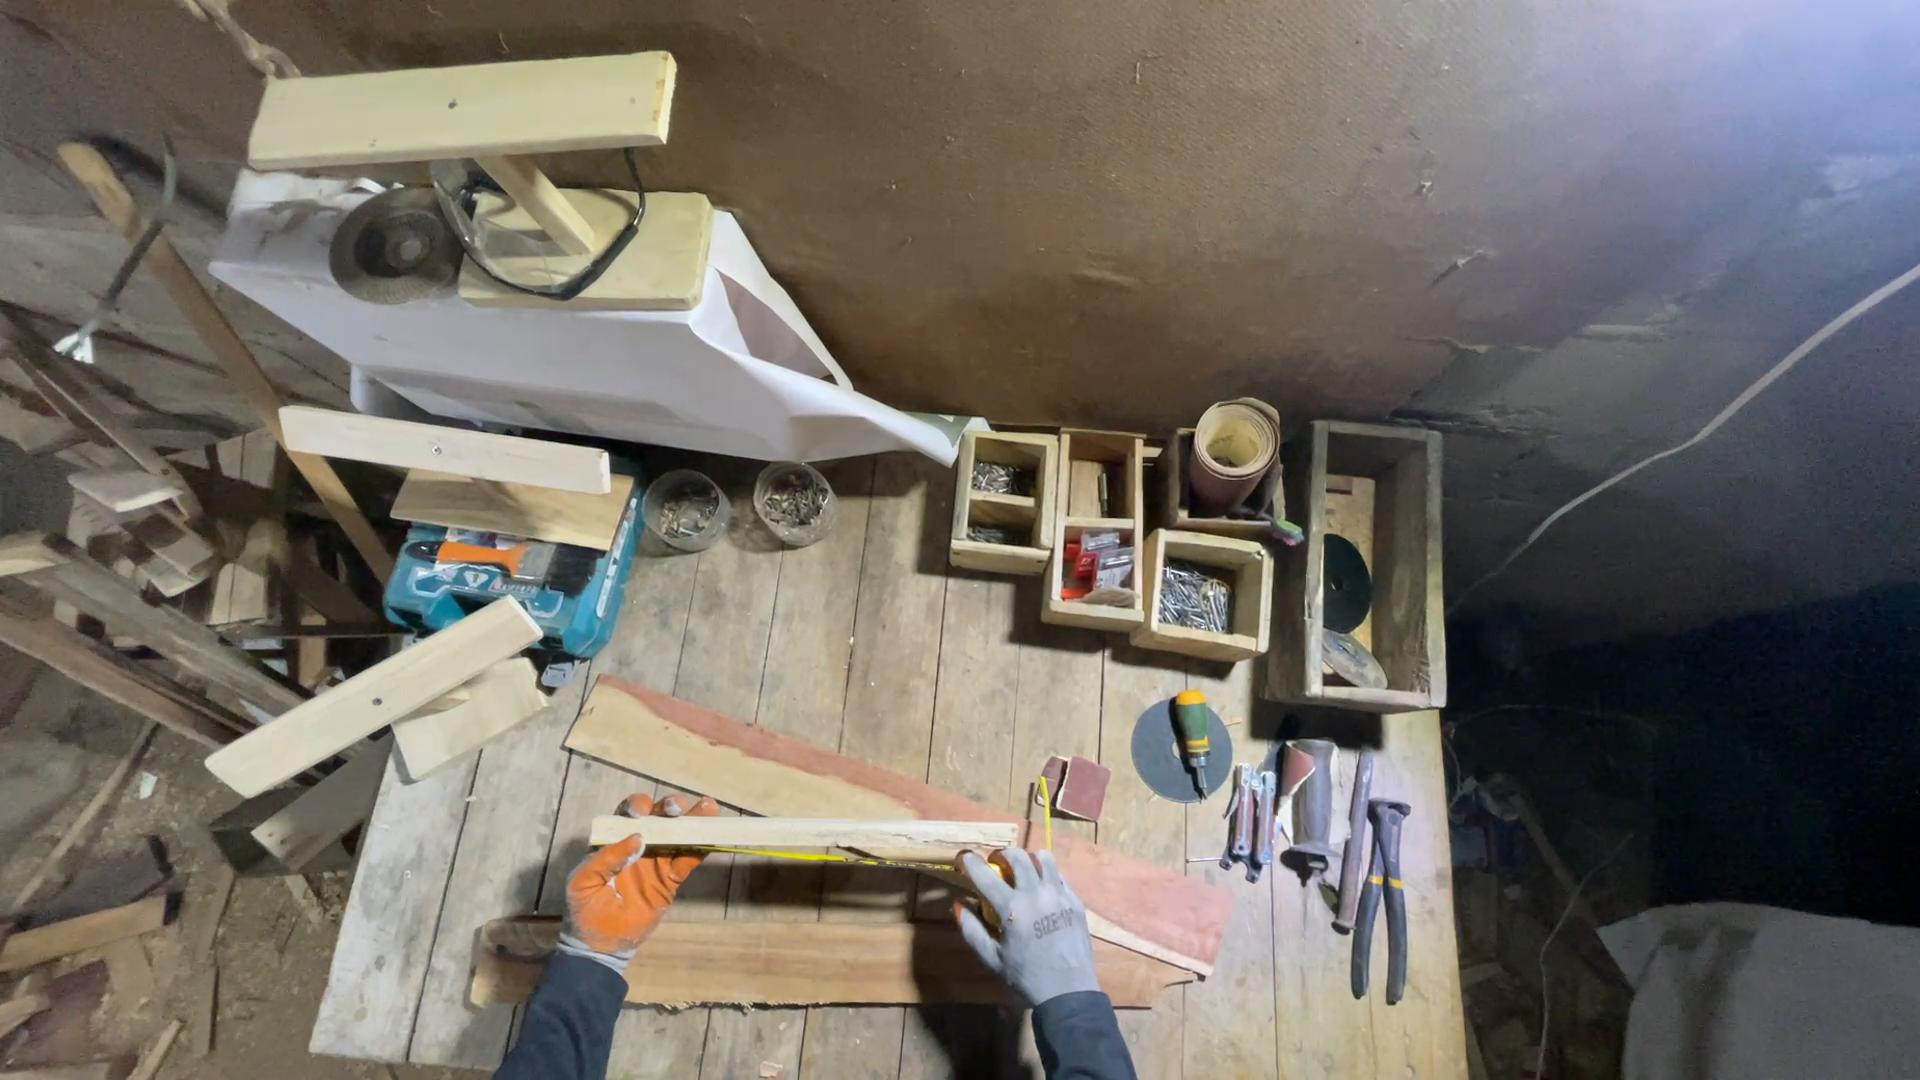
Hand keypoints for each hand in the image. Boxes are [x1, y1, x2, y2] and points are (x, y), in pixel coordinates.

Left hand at [556, 792, 718, 974]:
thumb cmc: (585, 909)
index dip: (639, 805)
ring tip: (707, 808)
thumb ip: (605, 859)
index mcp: (616, 839)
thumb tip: (637, 838)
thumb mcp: (583, 882)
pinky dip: (701, 848)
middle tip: (677, 810)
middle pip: (660, 816)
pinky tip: (711, 837)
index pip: (630, 813)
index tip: (642, 812)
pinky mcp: (672, 879)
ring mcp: (659, 860)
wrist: (600, 945)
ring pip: (679, 833)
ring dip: (694, 819)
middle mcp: (641, 843)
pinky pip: (689, 859)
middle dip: (671, 806)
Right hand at [952, 847, 1100, 1006]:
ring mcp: (1059, 894)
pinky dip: (1047, 875)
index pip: (985, 875)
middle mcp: (1036, 894)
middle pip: (1017, 856)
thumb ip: (972, 930)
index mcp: (1013, 909)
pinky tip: (1043, 889)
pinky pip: (1059, 875)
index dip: (971, 862)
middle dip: (1002, 854)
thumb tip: (958, 904)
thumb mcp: (992, 960)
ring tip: (1023, 870)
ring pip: (1043, 858)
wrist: (1068, 993)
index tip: (964, 857)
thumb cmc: (1026, 978)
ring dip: (1028, 859)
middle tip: (996, 864)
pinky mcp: (1075, 900)